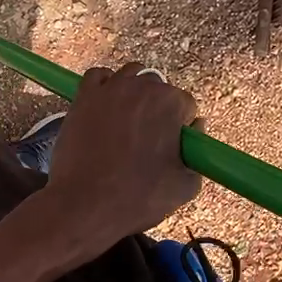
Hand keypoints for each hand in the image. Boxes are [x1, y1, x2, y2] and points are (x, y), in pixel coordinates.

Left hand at [43, 62, 201, 244]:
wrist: (84, 204)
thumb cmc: (136, 197)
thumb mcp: (185, 186)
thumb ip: (198, 156)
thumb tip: (194, 134)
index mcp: (171, 103)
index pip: (186, 106)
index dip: (180, 129)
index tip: (170, 147)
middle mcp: (142, 86)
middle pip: (158, 90)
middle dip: (157, 111)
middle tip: (147, 141)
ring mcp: (110, 89)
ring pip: (130, 77)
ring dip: (133, 94)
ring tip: (127, 123)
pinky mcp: (83, 97)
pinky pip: (98, 77)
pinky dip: (104, 87)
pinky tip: (105, 107)